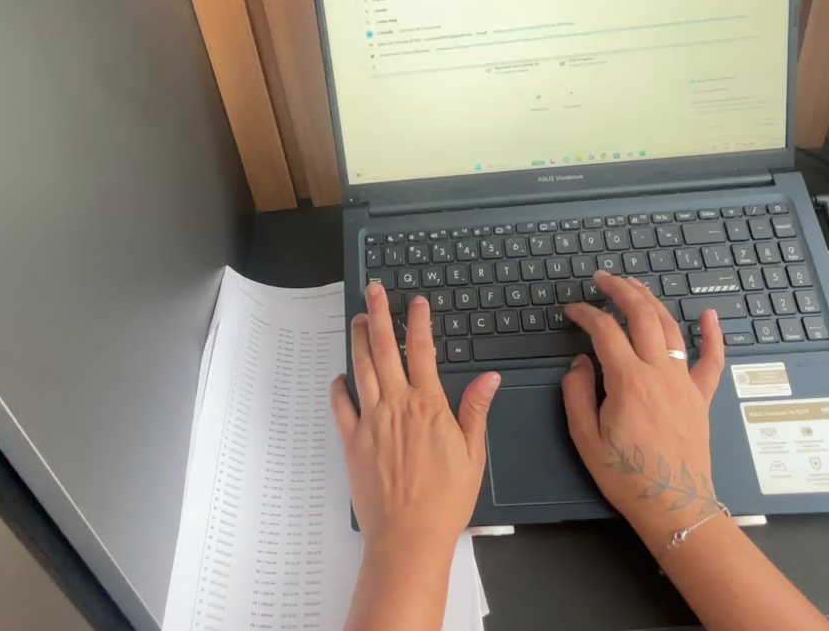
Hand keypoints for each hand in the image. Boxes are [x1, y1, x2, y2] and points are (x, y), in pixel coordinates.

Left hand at [330, 284, 499, 630]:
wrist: (409, 538)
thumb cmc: (446, 499)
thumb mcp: (473, 453)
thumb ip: (476, 409)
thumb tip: (489, 377)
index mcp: (427, 405)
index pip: (421, 350)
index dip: (418, 322)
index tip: (416, 301)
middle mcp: (395, 404)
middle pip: (383, 348)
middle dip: (378, 314)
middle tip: (373, 290)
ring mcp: (370, 420)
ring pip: (360, 368)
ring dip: (358, 339)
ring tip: (357, 317)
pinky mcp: (352, 441)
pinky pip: (341, 405)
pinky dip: (339, 386)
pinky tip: (341, 375)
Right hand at [561, 272, 726, 551]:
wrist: (675, 508)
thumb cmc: (626, 476)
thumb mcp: (585, 437)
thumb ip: (577, 392)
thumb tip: (580, 361)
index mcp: (629, 381)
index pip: (604, 330)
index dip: (585, 313)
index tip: (572, 310)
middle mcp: (660, 373)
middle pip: (642, 316)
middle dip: (620, 290)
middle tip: (602, 278)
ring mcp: (684, 383)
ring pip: (671, 328)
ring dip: (651, 300)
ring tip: (634, 284)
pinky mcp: (701, 397)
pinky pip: (712, 361)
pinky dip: (713, 335)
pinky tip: (709, 315)